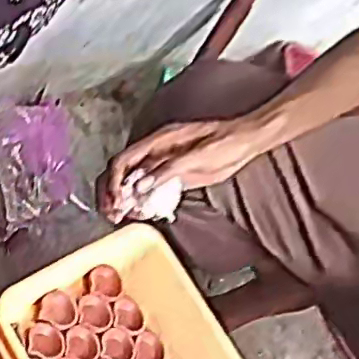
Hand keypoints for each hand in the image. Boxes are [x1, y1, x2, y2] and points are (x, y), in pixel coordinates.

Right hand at [99, 117, 264, 220]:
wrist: (249, 141)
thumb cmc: (228, 143)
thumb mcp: (199, 156)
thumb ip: (167, 170)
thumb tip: (139, 187)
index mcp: (158, 141)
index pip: (123, 161)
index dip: (115, 182)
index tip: (118, 201)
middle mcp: (152, 152)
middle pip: (117, 173)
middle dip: (109, 195)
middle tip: (112, 214)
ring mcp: (157, 164)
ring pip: (125, 183)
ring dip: (118, 201)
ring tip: (119, 217)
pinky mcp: (164, 175)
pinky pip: (140, 190)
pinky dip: (133, 203)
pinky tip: (135, 213)